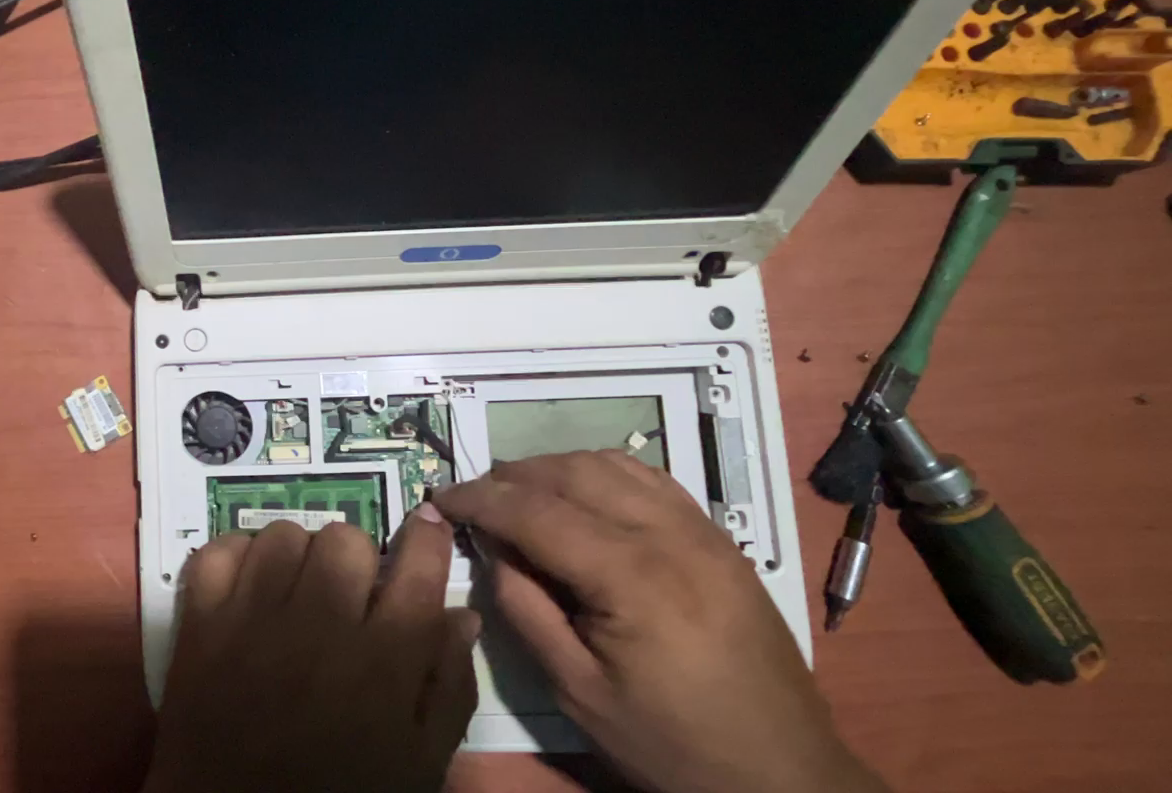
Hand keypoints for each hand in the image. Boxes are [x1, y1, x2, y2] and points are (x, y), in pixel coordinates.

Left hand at [142, 512, 479, 792]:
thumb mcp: (419, 764)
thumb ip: (449, 688)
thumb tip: (460, 614)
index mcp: (385, 662)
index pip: (418, 568)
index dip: (427, 536)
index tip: (426, 522)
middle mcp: (322, 624)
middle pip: (346, 540)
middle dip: (354, 561)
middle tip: (345, 594)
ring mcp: (255, 618)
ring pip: (284, 535)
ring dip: (295, 556)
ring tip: (292, 591)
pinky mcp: (202, 621)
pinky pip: (220, 550)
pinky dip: (235, 558)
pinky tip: (246, 588)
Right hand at [433, 451, 887, 792]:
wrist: (784, 773)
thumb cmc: (671, 743)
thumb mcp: (578, 691)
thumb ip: (526, 610)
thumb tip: (493, 548)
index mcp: (632, 578)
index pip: (535, 512)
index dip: (479, 499)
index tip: (439, 497)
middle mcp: (668, 535)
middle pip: (569, 473)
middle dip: (510, 477)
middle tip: (473, 498)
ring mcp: (700, 529)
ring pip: (607, 462)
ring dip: (552, 467)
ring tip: (518, 492)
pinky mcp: (717, 535)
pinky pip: (647, 476)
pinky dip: (599, 470)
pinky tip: (579, 493)